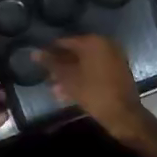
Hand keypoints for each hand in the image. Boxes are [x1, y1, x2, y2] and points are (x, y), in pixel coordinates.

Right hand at [36, 35, 154, 142]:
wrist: (123, 114)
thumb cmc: (94, 93)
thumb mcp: (68, 78)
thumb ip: (51, 63)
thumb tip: (34, 53)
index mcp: (94, 42)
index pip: (65, 42)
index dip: (50, 52)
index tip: (39, 62)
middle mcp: (105, 45)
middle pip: (76, 53)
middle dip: (60, 66)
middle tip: (47, 78)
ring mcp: (114, 58)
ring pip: (85, 64)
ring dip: (70, 75)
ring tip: (55, 89)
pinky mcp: (117, 72)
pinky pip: (95, 71)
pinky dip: (83, 79)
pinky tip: (68, 93)